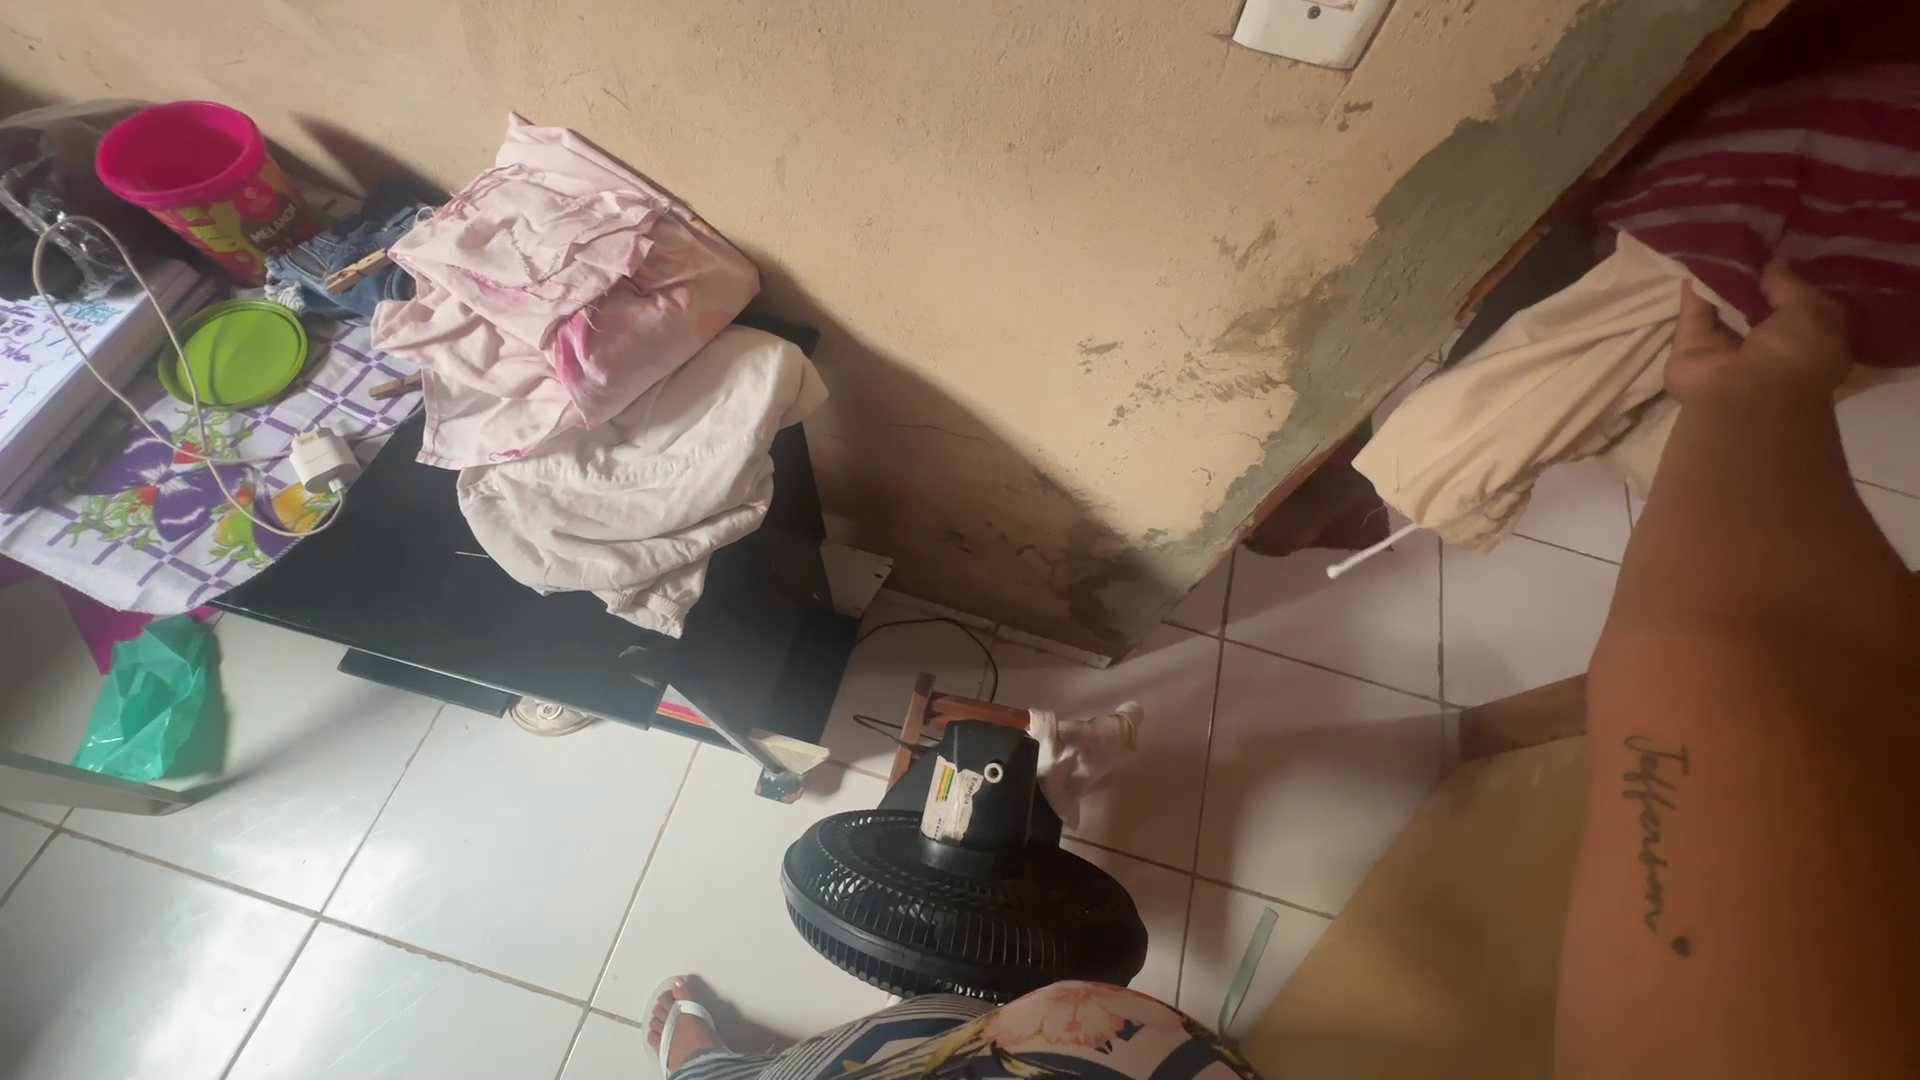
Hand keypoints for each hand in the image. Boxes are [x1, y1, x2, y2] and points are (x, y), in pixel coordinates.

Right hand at [1667, 259, 1852, 404]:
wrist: (1745, 392)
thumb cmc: (1796, 352)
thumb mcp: (1811, 309)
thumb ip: (1790, 285)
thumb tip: (1774, 262)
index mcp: (1802, 340)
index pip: (1796, 307)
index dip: (1790, 283)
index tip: (1782, 258)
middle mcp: (1762, 345)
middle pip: (1754, 309)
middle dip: (1751, 284)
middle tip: (1748, 252)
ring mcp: (1723, 348)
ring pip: (1721, 312)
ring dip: (1720, 287)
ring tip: (1720, 255)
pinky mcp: (1690, 348)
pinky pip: (1693, 317)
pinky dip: (1693, 296)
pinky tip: (1695, 270)